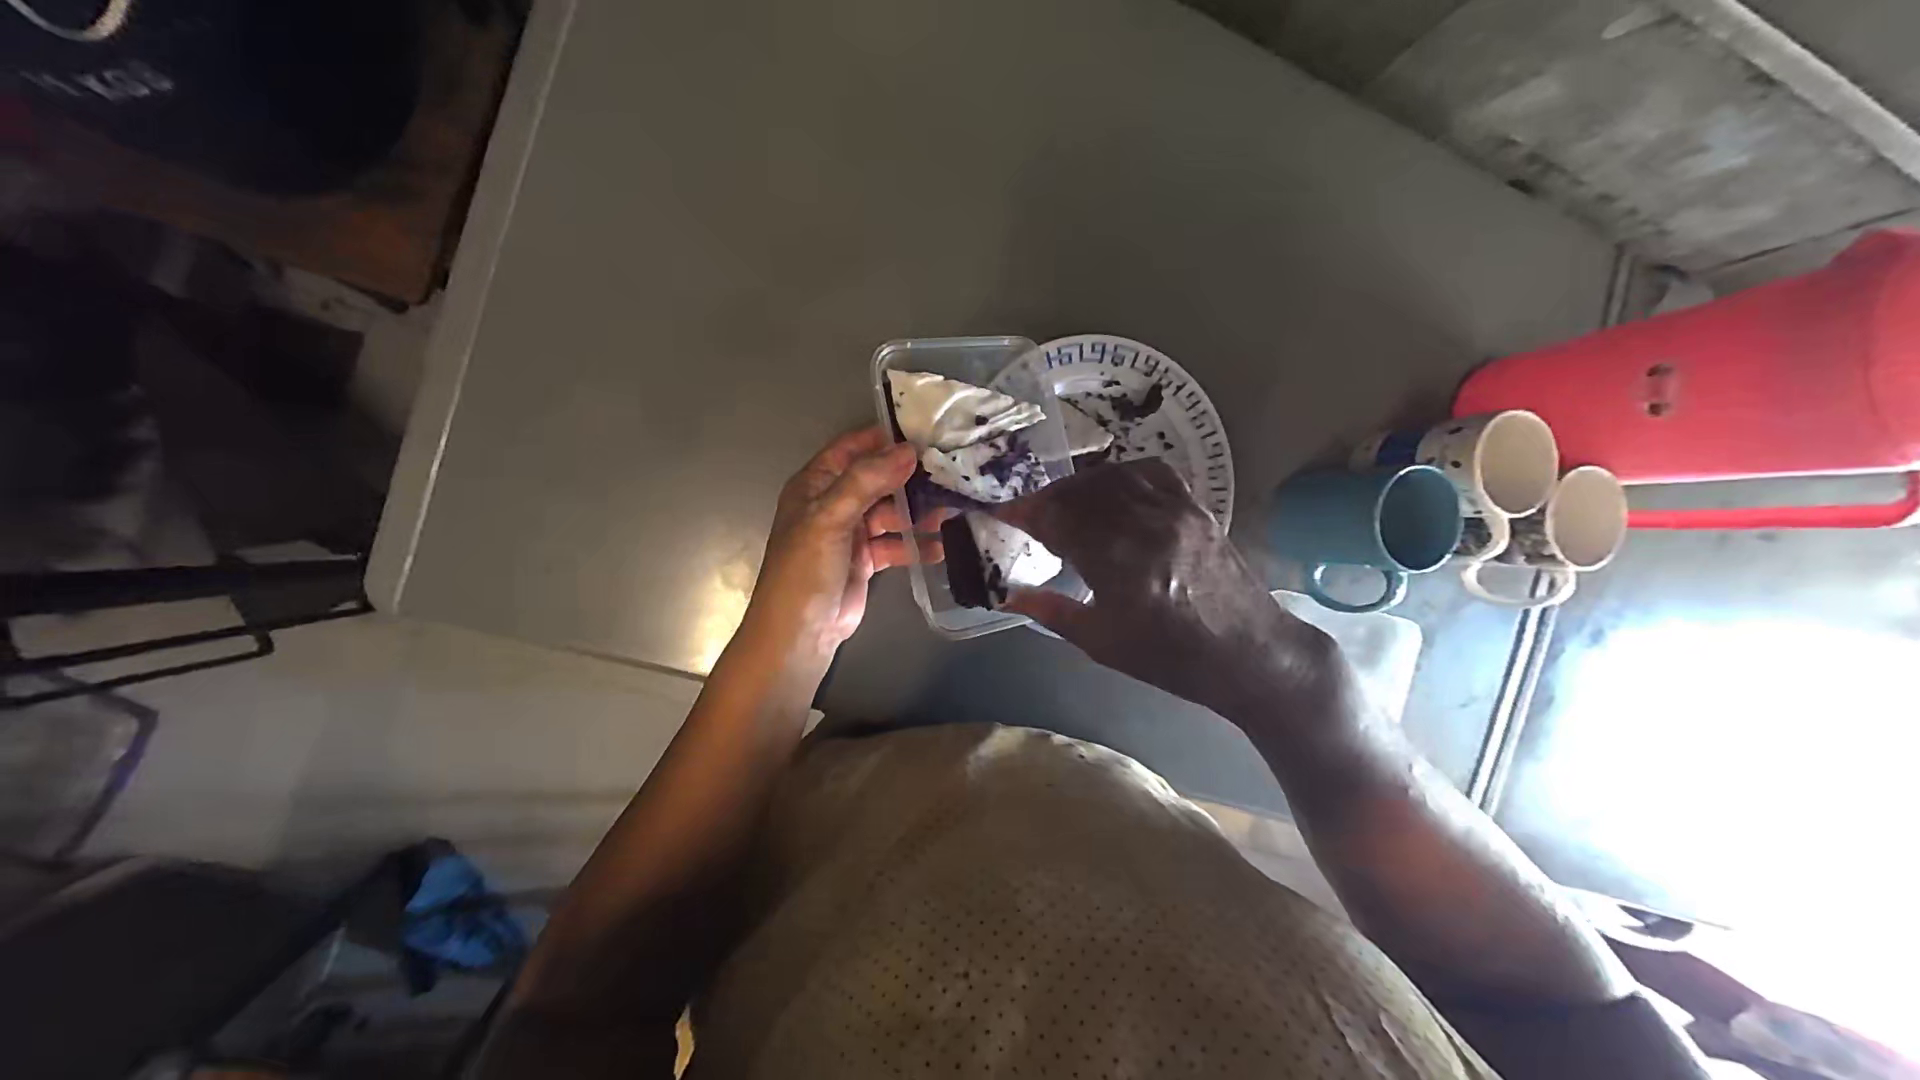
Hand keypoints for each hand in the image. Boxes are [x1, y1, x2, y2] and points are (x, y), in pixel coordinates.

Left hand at [744, 426, 939, 661]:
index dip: (882, 438)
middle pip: (877, 480)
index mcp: (816, 485)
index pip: (851, 449)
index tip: (923, 431)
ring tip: (951, 509)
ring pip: (891, 513)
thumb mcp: (831, 517)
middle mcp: (834, 503)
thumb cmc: (806, 568)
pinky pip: (896, 544)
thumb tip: (907, 450)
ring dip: (918, 513)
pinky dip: (916, 545)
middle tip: (949, 470)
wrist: (801, 631)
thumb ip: (867, 481)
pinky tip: (942, 545)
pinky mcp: (867, 559)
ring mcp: (851, 532)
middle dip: (909, 477)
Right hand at [997, 460, 1340, 723]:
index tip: (1001, 514)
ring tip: (1064, 502)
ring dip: (1080, 484)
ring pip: (1113, 477)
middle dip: (1046, 499)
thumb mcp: (1103, 644)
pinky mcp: (1196, 508)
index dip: (1023, 513)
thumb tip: (1011, 595)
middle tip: (1028, 514)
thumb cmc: (1171, 658)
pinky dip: (1121, 474)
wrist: (1250, 655)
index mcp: (1116, 561)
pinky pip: (1152, 473)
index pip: (1056, 519)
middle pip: (1080, 492)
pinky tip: (1111, 489)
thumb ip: (1053, 612)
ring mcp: (1173, 511)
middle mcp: (1143, 524)